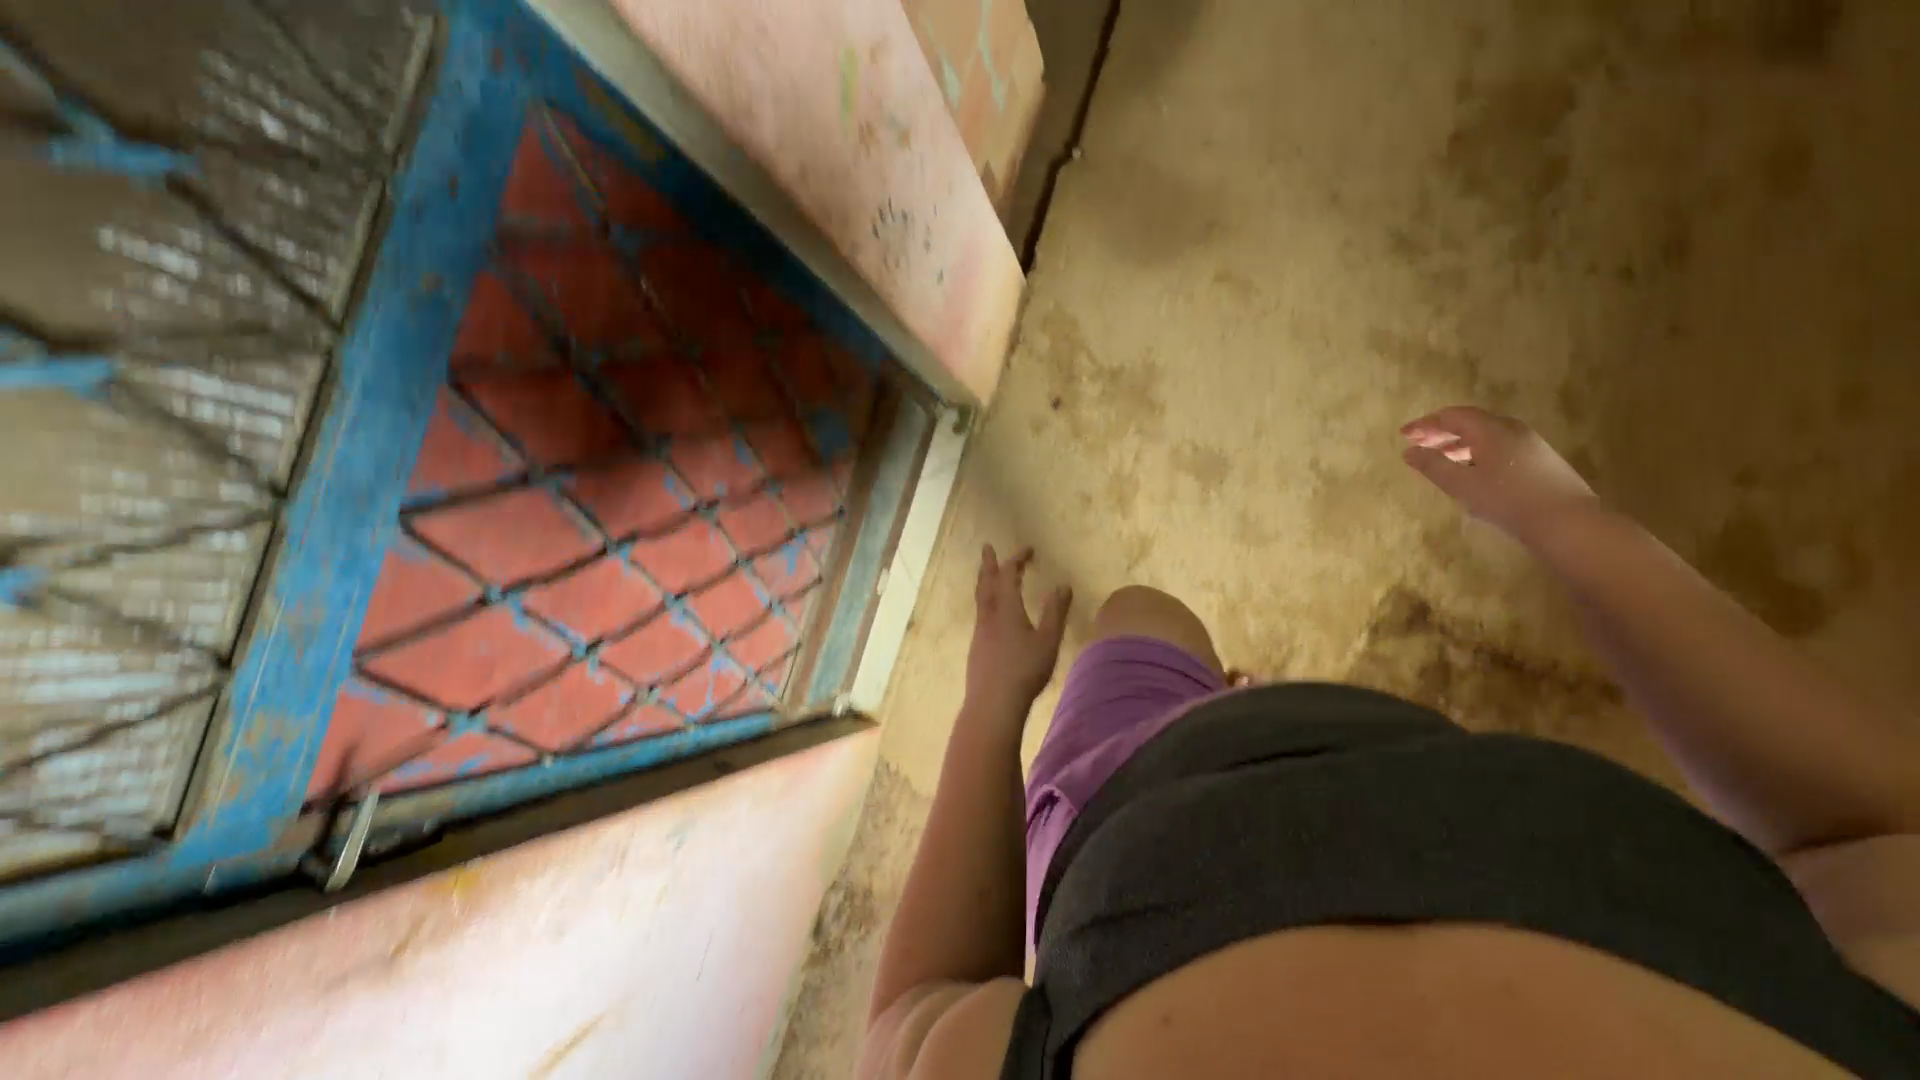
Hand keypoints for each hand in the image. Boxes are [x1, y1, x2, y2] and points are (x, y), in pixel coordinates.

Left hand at [966, 544, 1071, 713]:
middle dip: (989, 564)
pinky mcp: (977, 648)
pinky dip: (985, 602)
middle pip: (986, 583)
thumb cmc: (1024, 670)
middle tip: (987, 547)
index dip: (1017, 559)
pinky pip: (980, 614)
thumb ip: (1055, 612)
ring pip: (980, 599)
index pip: (1008, 575)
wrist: (992, 703)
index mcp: (1006, 609)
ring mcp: (979, 632)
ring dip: (984, 582)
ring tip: (988, 575)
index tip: (1028, 549)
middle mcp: (989, 616)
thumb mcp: (1048, 641)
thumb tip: (1062, 585)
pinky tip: (991, 614)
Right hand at [1400, 406, 1599, 544]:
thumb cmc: (1507, 501)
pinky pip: (1501, 448)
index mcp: (1492, 429)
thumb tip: (1409, 452)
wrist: (1567, 522)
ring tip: (1442, 459)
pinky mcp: (1540, 461)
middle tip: (1419, 444)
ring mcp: (1530, 444)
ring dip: (1460, 444)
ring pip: (1487, 436)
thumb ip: (1433, 466)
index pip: (1452, 416)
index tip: (1404, 435)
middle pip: (1471, 422)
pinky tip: (1473, 472)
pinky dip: (1478, 453)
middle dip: (1442, 432)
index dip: (1426, 424)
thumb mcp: (1462, 485)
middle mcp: (1512, 429)